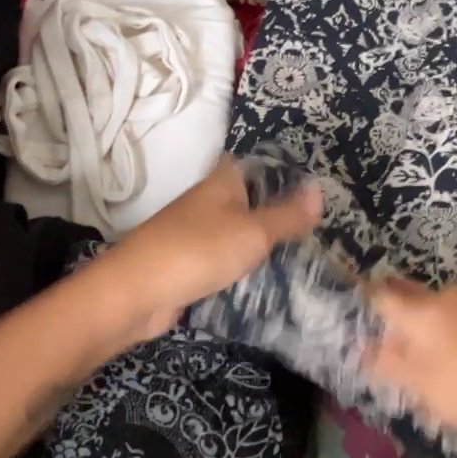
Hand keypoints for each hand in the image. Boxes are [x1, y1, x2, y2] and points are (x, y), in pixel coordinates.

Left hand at [97, 155, 321, 340]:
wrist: (137, 292)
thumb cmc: (199, 250)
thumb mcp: (253, 232)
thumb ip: (287, 215)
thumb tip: (319, 189)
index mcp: (222, 182)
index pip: (256, 165)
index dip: (282, 175)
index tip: (313, 194)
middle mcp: (208, 201)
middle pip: (248, 200)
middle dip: (277, 213)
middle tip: (317, 231)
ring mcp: (195, 233)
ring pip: (237, 231)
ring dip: (260, 242)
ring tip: (300, 256)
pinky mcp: (188, 264)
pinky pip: (224, 259)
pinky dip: (242, 266)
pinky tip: (264, 279)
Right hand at [367, 280, 456, 451]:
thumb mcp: (428, 390)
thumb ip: (390, 365)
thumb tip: (362, 346)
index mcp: (422, 310)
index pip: (377, 293)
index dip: (359, 304)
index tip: (350, 324)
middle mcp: (444, 295)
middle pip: (404, 295)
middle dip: (388, 316)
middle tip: (381, 349)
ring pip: (429, 309)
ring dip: (417, 329)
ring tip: (418, 369)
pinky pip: (453, 319)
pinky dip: (443, 335)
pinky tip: (455, 368)